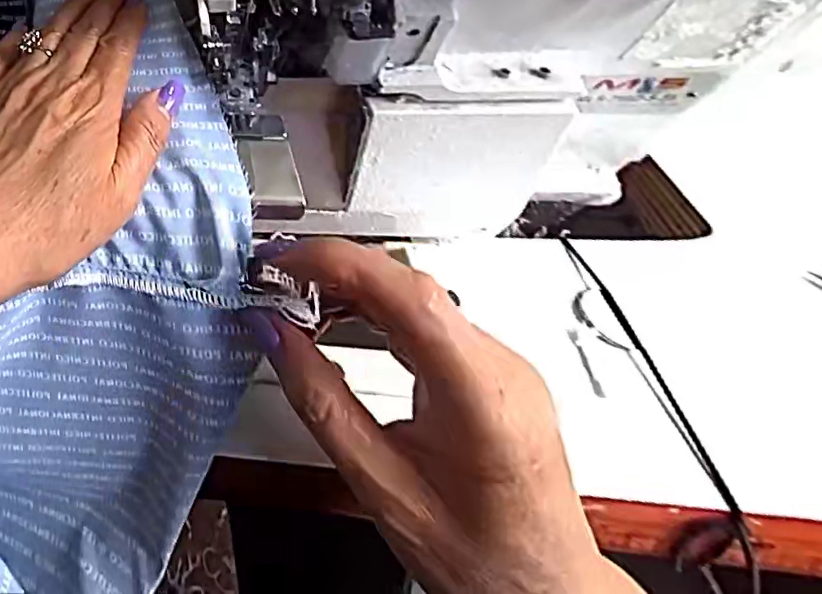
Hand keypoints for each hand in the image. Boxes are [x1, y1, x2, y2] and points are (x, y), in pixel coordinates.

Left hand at [0, 0, 181, 382]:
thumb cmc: (44, 226)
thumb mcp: (116, 196)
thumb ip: (145, 139)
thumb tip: (165, 95)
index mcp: (94, 104)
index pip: (118, 46)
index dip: (130, 20)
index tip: (138, 3)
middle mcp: (55, 83)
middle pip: (85, 30)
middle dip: (104, 2)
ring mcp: (14, 86)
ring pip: (49, 33)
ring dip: (71, 8)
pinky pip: (6, 52)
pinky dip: (20, 34)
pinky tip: (26, 26)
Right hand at [250, 239, 637, 593]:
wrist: (547, 592)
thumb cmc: (483, 561)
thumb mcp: (380, 485)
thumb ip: (319, 401)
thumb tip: (276, 335)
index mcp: (480, 394)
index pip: (405, 291)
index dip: (335, 262)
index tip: (283, 260)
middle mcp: (498, 364)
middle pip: (404, 282)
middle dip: (331, 269)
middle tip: (274, 277)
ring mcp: (498, 361)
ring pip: (411, 292)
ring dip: (348, 284)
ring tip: (295, 297)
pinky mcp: (488, 365)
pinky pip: (422, 313)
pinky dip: (371, 305)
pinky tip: (338, 316)